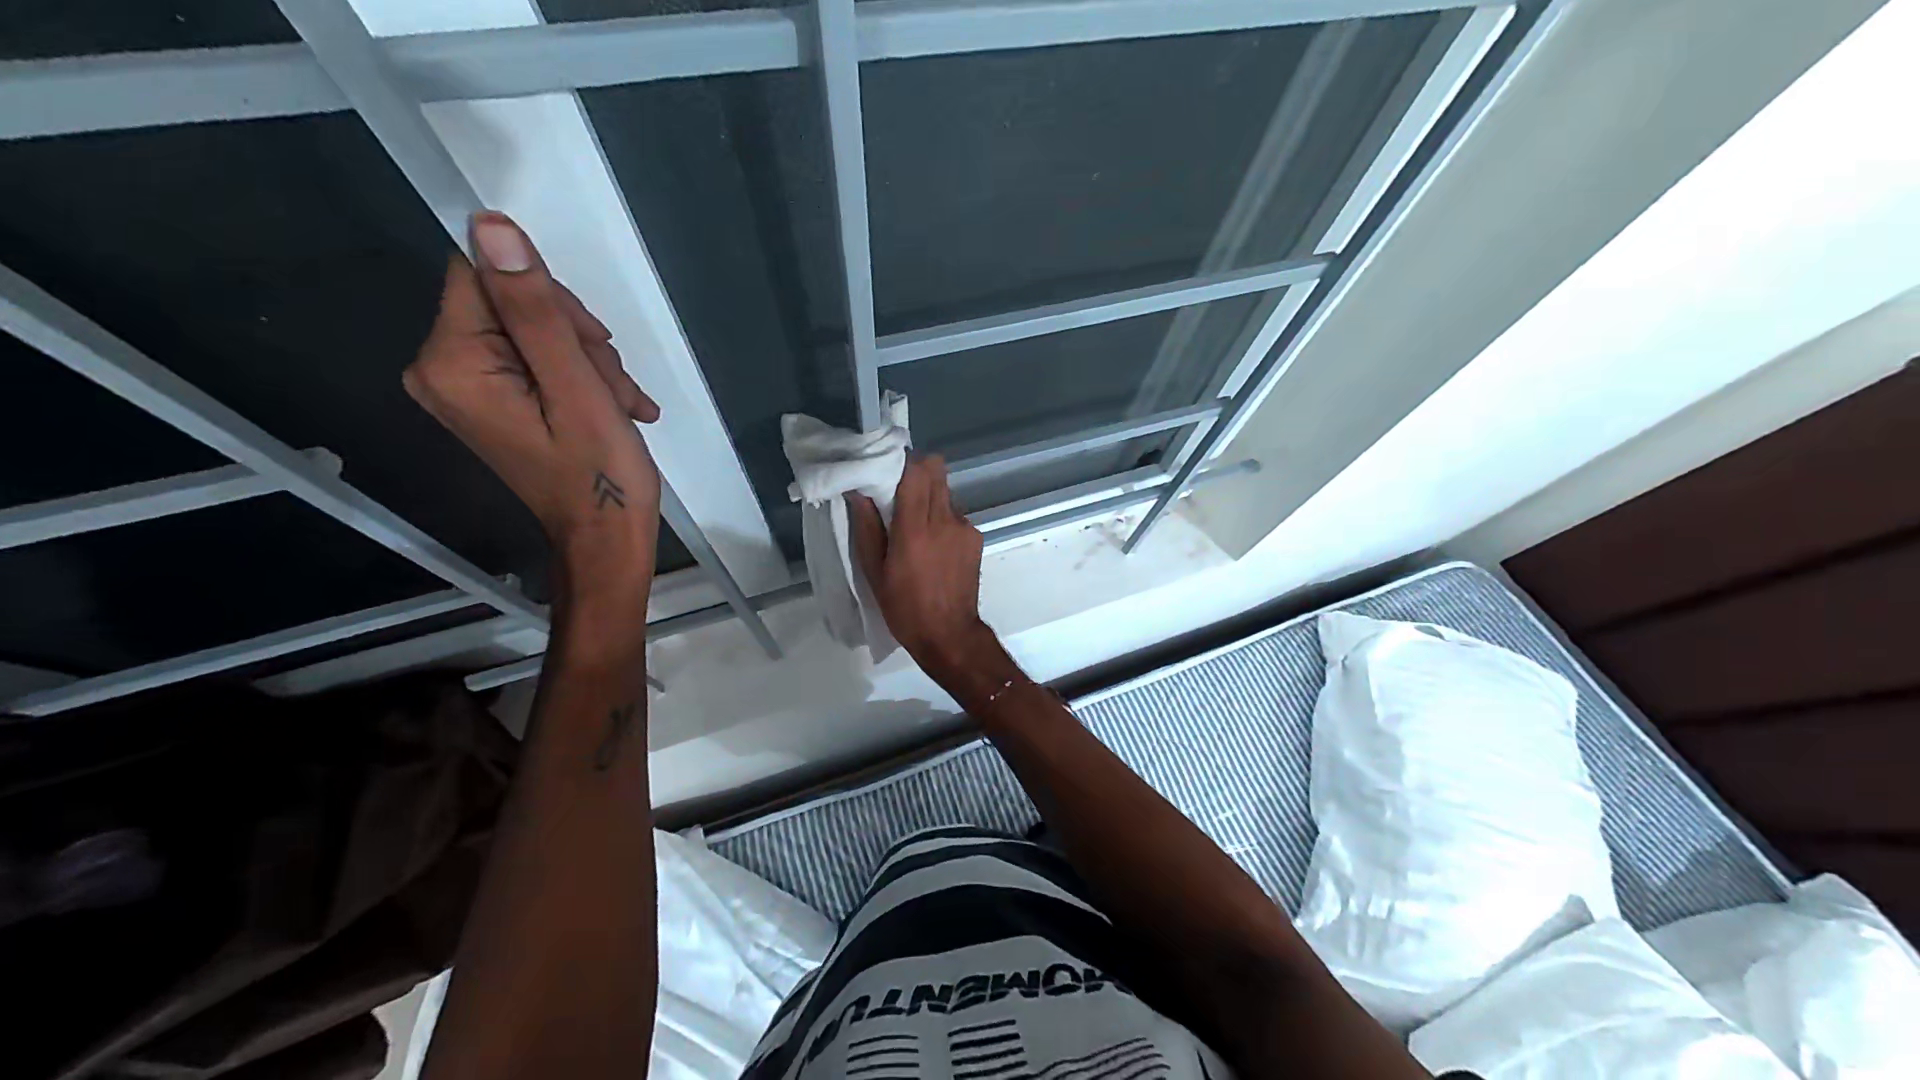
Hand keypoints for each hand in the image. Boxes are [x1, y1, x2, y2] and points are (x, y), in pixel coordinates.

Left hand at [404, 212, 660, 580]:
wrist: (606, 538)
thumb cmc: (597, 473)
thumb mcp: (576, 388)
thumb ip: (534, 309)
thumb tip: (491, 225)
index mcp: (451, 362)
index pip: (487, 276)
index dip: (550, 302)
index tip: (593, 349)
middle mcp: (442, 369)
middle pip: (513, 303)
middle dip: (576, 339)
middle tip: (610, 387)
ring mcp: (467, 386)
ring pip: (536, 331)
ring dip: (589, 362)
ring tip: (618, 404)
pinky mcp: (493, 399)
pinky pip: (537, 360)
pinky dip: (582, 379)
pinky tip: (616, 407)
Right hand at [849, 457, 1016, 701]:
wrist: (949, 635)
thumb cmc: (904, 607)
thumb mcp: (875, 571)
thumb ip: (867, 527)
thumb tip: (859, 492)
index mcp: (915, 528)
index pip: (917, 471)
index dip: (903, 461)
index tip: (886, 467)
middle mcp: (944, 520)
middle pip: (936, 471)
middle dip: (917, 472)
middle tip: (898, 490)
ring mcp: (965, 528)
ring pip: (946, 492)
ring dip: (929, 497)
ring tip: (915, 525)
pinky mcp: (976, 538)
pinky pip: (956, 514)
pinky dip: (942, 518)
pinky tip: (933, 545)